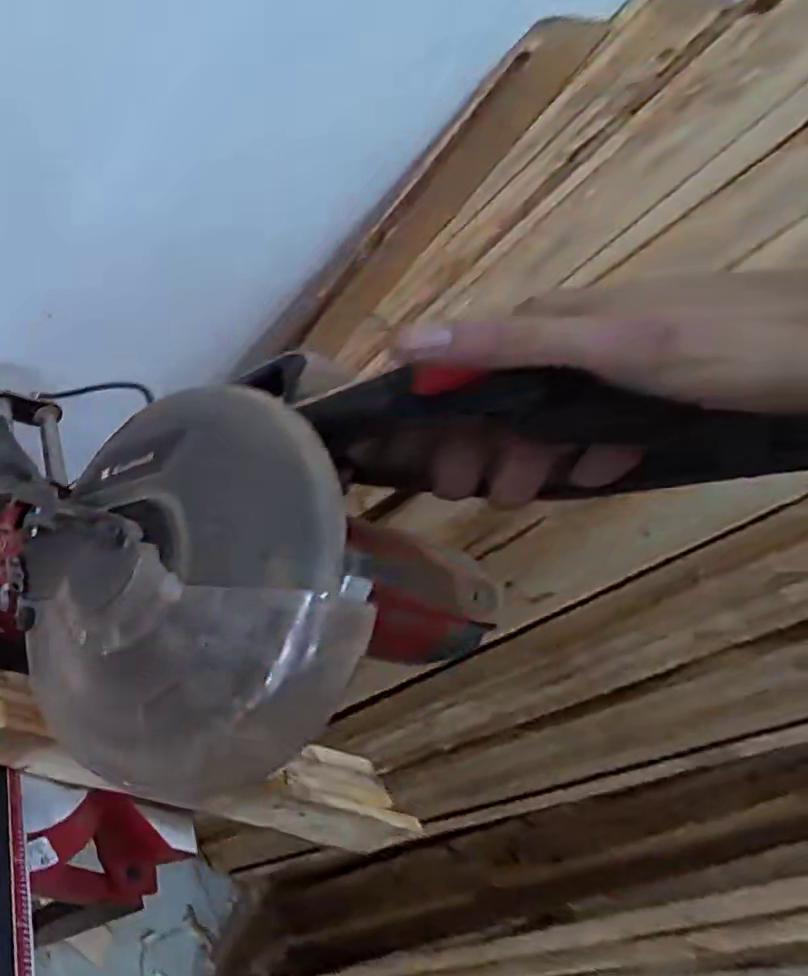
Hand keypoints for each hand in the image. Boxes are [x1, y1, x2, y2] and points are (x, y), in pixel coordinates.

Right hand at [381, 270, 807, 505]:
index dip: (430, 420)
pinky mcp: (659, 383)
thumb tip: (397, 341)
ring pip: (545, 415)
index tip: (416, 468)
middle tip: (468, 495)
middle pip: (496, 399)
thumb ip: (505, 344)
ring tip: (522, 496)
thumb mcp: (609, 344)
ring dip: (526, 458)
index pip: (457, 372)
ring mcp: (615, 360)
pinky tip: (596, 471)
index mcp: (546, 322)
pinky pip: (601, 421)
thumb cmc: (735, 344)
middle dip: (475, 449)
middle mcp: (569, 337)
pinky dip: (589, 450)